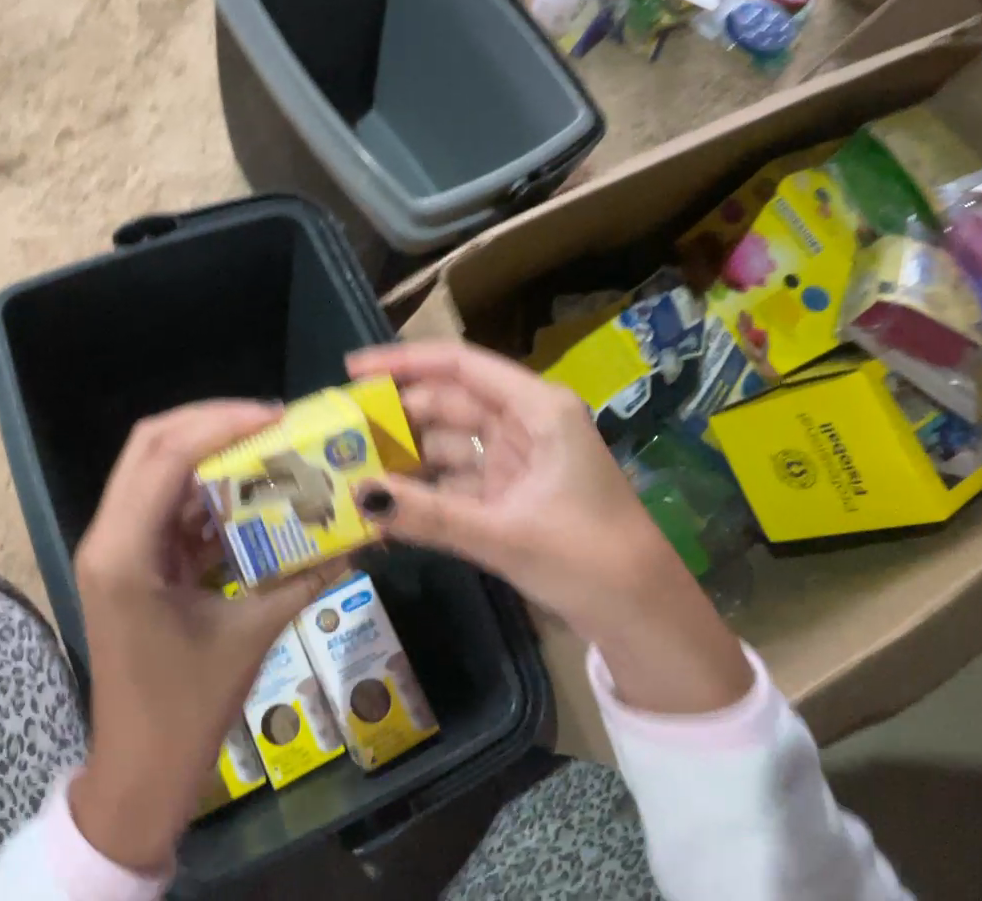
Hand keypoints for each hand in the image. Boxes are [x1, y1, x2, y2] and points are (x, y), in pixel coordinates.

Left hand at [69, 401, 350, 873]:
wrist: (140, 776)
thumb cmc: (187, 712)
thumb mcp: (250, 637)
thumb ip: (302, 578)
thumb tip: (359, 537)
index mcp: (124, 551)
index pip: (166, 456)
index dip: (220, 424)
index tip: (277, 416)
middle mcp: (109, 537)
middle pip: (151, 446)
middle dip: (211, 424)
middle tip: (272, 421)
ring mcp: (115, 549)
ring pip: (157, 473)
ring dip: (210, 457)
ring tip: (268, 447)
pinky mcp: (131, 565)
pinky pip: (167, 509)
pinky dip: (206, 495)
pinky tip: (252, 497)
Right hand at [346, 342, 751, 715]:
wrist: (644, 618)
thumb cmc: (589, 559)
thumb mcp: (505, 535)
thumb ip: (429, 515)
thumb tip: (359, 496)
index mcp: (537, 410)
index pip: (460, 367)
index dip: (403, 362)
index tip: (352, 369)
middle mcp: (524, 425)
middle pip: (446, 406)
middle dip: (394, 419)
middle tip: (337, 435)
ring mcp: (515, 462)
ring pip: (446, 447)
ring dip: (403, 460)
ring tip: (348, 471)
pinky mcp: (508, 496)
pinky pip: (454, 483)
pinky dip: (422, 493)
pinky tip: (384, 506)